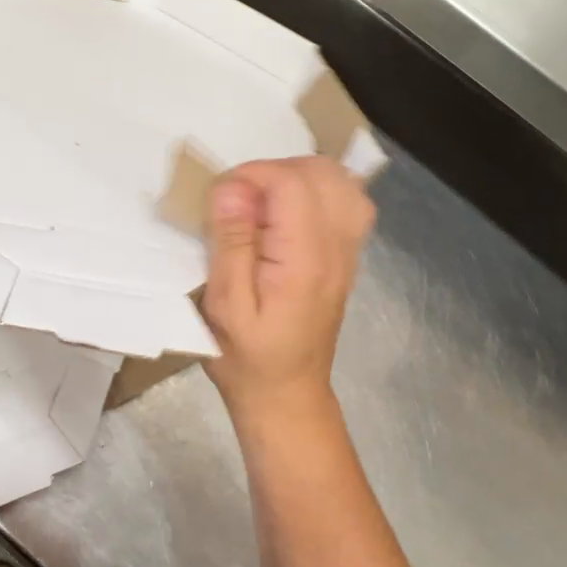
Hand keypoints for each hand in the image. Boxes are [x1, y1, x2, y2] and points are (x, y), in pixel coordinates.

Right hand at [201, 157, 374, 410]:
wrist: (285, 394)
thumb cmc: (245, 357)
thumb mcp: (224, 304)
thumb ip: (231, 242)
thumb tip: (231, 188)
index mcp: (305, 260)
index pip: (291, 183)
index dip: (250, 175)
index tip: (218, 199)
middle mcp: (337, 247)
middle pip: (322, 172)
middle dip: (273, 172)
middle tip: (238, 202)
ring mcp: (348, 251)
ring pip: (340, 182)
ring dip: (295, 180)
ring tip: (260, 206)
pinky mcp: (346, 257)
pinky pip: (345, 202)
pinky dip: (314, 194)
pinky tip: (285, 216)